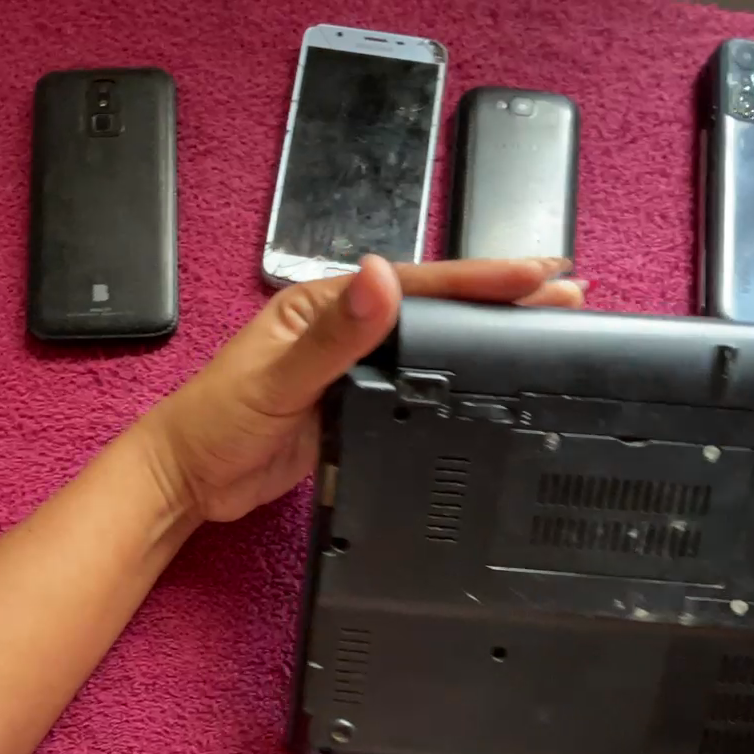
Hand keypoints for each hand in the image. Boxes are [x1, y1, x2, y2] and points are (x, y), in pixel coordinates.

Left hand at [139, 255, 581, 523]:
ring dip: (477, 341)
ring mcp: (347, 372)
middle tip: (563, 294)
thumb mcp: (276, 377)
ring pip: (424, 351)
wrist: (191, 480)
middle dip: (494, 302)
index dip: (477, 279)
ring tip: (537, 333)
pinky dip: (445, 385)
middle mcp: (340, 332)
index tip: (537, 273)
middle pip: (429, 311)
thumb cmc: (215, 421)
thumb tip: (383, 280)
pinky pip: (407, 391)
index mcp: (322, 306)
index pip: (412, 285)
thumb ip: (332, 336)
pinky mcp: (349, 410)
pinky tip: (477, 386)